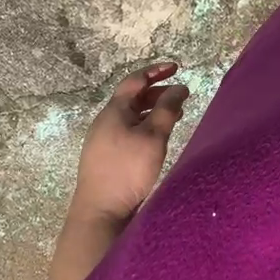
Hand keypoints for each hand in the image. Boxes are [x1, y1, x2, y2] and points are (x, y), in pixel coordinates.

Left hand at [68, 62, 189, 225]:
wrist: (99, 213)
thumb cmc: (127, 169)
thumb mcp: (154, 135)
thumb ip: (168, 108)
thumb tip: (179, 88)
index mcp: (114, 111)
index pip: (135, 80)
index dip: (156, 71)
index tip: (177, 67)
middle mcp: (105, 121)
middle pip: (132, 97)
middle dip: (158, 92)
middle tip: (180, 95)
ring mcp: (102, 140)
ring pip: (131, 115)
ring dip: (153, 110)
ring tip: (175, 116)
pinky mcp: (105, 157)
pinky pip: (128, 130)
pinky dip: (146, 125)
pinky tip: (157, 137)